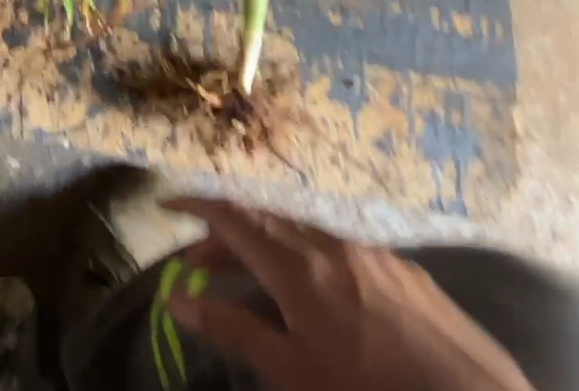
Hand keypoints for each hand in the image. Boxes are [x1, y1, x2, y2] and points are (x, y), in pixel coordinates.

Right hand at [163, 198, 533, 390]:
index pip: (232, 216)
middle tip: (200, 264)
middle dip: (226, 235)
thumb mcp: (293, 372)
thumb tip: (175, 300)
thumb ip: (232, 330)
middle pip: (265, 220)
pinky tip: (321, 296)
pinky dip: (310, 259)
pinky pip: (343, 251)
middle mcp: (333, 246)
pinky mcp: (413, 278)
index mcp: (298, 265)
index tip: (165, 206)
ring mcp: (378, 257)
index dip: (194, 207)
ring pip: (305, 234)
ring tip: (254, 279)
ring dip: (268, 247)